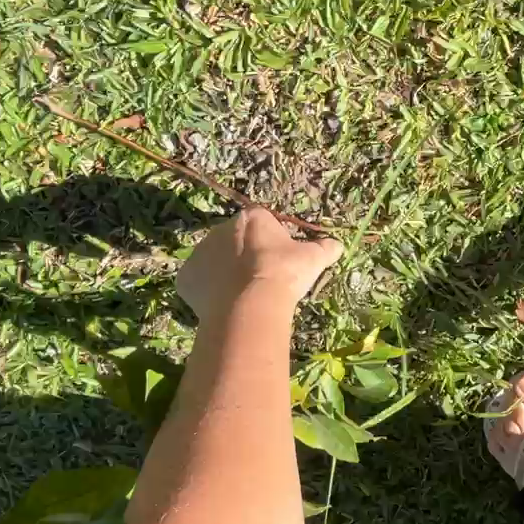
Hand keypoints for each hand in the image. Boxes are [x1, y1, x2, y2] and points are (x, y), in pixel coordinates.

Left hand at [177, 209, 342, 321]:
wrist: (250, 304)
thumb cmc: (283, 273)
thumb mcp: (312, 259)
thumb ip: (324, 248)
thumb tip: (338, 245)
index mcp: (252, 218)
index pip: (262, 223)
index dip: (272, 241)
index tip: (281, 260)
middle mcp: (220, 230)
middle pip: (236, 241)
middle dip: (246, 257)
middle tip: (263, 279)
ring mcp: (199, 253)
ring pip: (216, 262)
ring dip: (227, 274)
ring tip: (245, 297)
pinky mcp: (186, 279)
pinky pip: (200, 283)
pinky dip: (211, 292)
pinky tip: (227, 305)